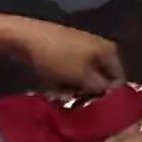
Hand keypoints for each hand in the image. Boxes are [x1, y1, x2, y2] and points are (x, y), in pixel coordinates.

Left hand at [1, 18, 124, 91]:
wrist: (24, 36)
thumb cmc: (58, 56)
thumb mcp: (81, 76)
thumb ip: (99, 87)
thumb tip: (109, 93)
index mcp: (109, 51)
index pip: (117, 77)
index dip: (107, 93)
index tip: (92, 104)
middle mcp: (99, 47)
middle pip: (98, 76)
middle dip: (85, 90)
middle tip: (71, 102)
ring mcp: (81, 47)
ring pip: (81, 74)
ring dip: (71, 86)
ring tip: (57, 95)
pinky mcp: (64, 48)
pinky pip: (69, 68)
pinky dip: (62, 78)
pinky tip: (50, 85)